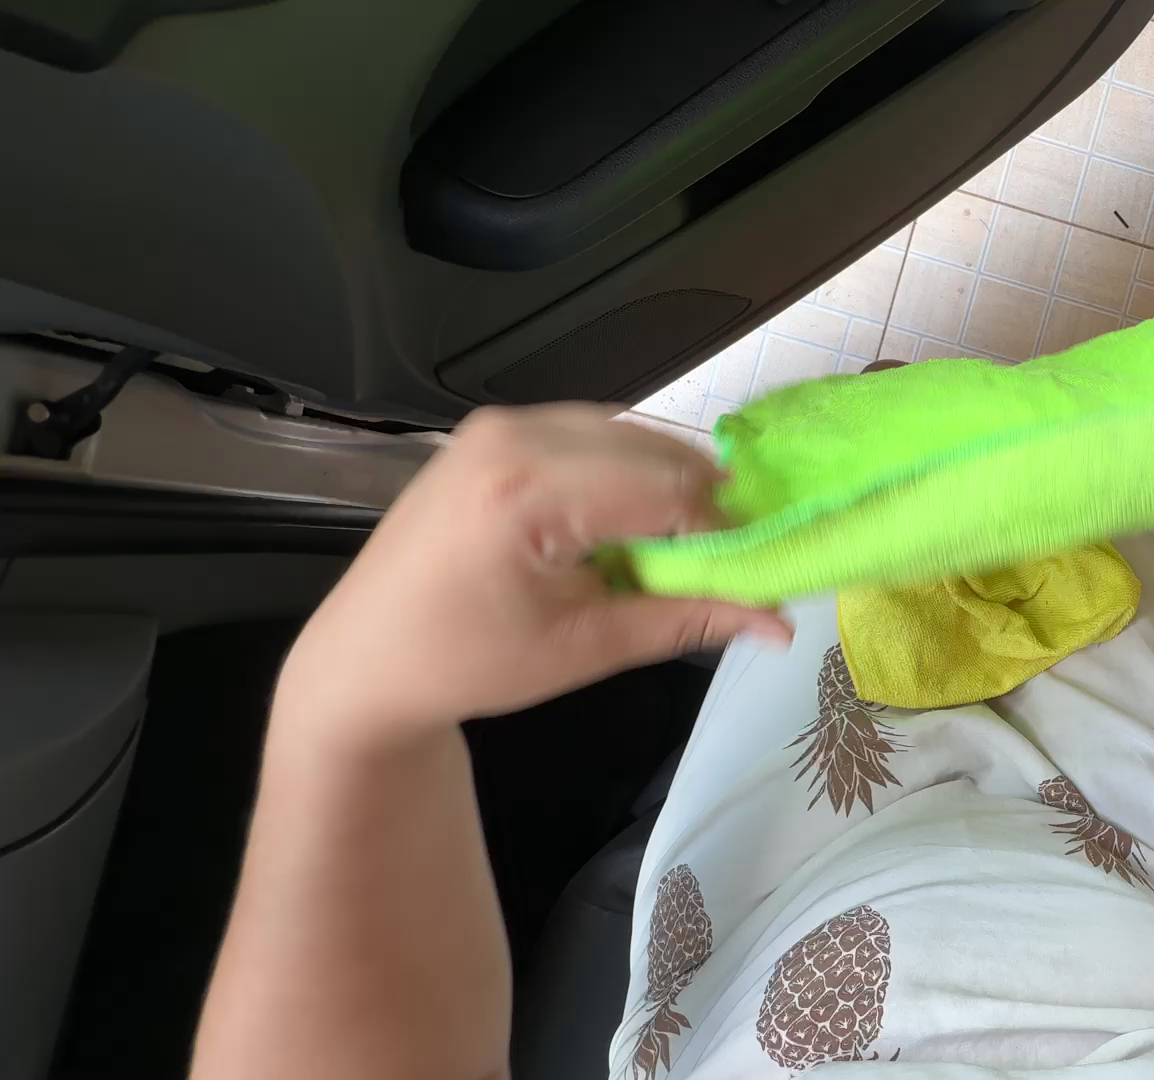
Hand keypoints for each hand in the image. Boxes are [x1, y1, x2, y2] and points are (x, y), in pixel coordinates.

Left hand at [274, 405, 790, 748]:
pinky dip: (633, 469)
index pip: (669, 490)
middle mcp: (515, 435)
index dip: (722, 531)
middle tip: (715, 558)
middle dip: (701, 503)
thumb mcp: (593, 645)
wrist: (364, 658)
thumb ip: (694, 619)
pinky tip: (628, 516)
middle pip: (659, 451)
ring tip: (671, 542)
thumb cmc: (472, 662)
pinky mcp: (500, 429)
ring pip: (635, 434)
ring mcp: (503, 423)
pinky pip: (600, 432)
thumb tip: (784, 625)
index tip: (748, 571)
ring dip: (670, 483)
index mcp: (528, 491)